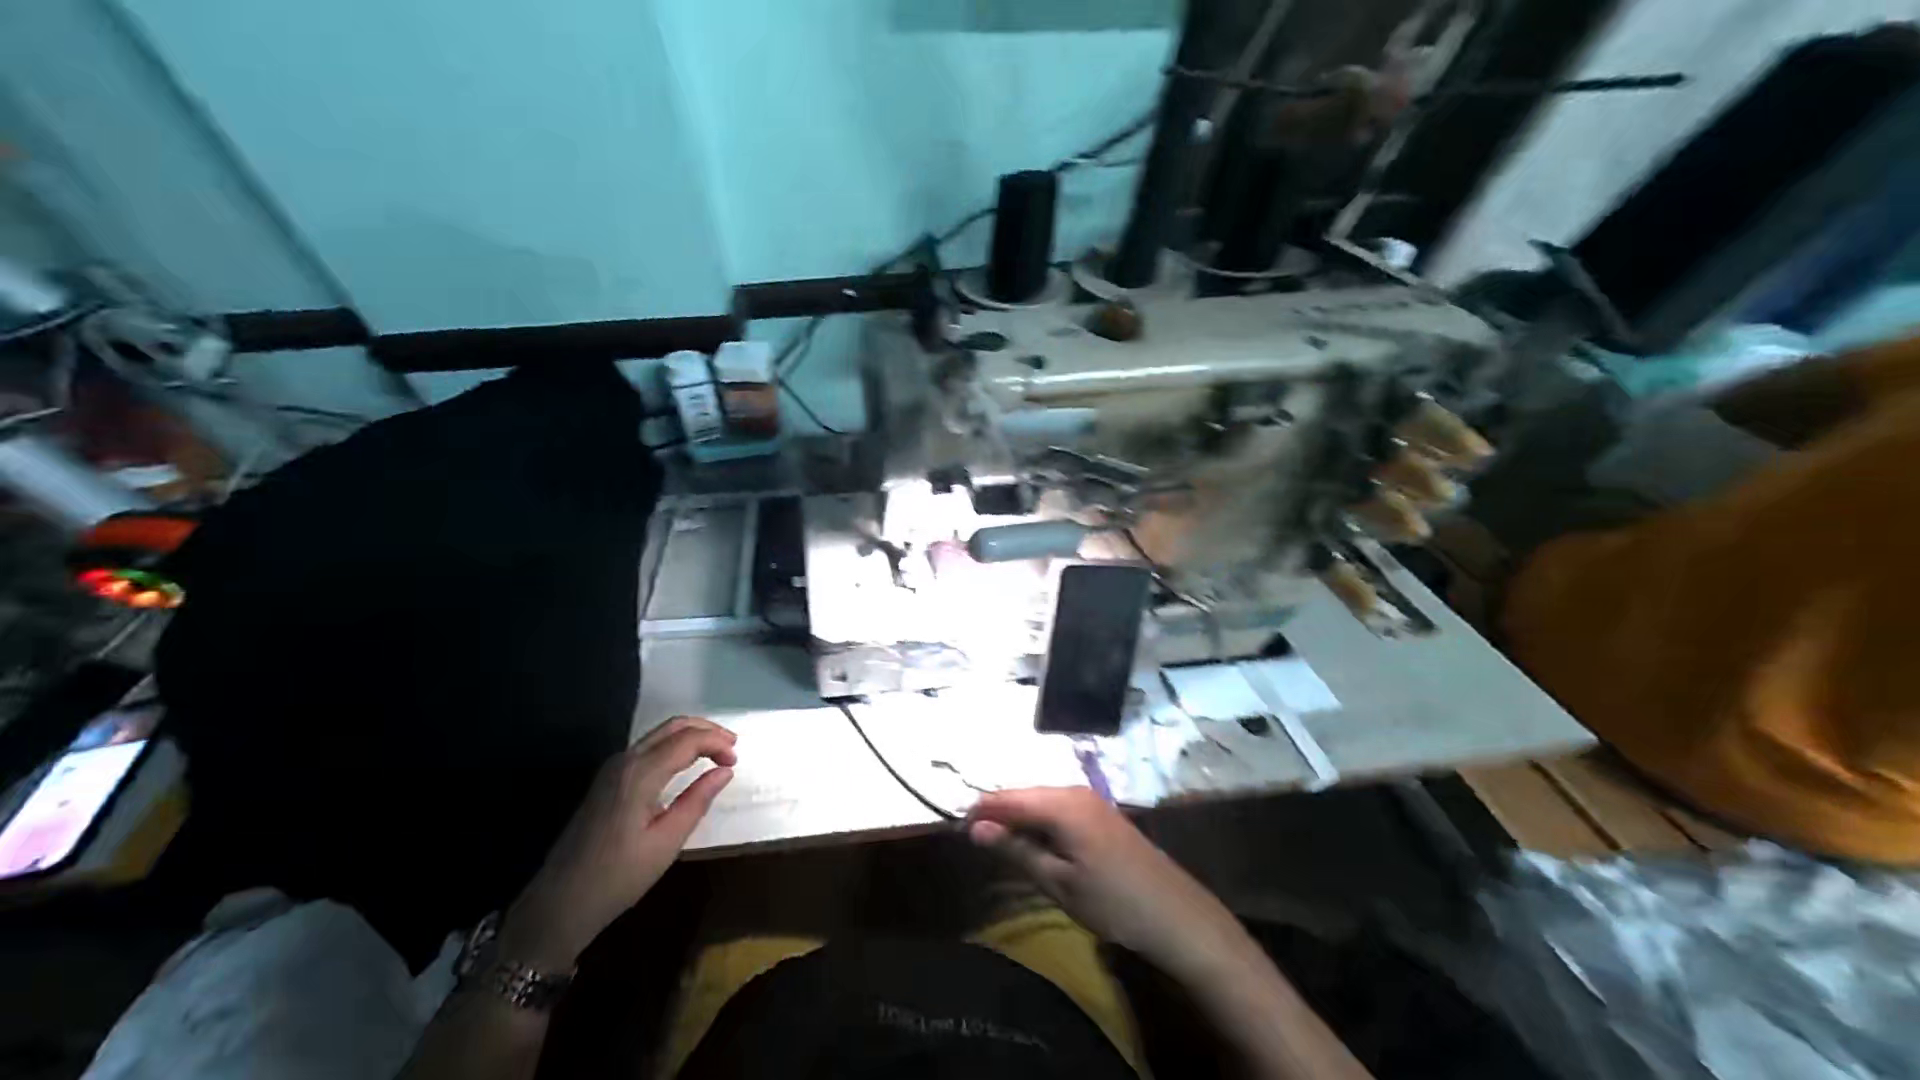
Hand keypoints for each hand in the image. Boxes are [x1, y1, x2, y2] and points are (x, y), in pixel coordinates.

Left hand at [500, 717, 736, 968]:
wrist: (558, 903)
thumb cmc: (618, 877)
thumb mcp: (666, 842)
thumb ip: (698, 800)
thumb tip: (725, 771)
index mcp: (640, 774)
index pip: (687, 740)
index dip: (717, 744)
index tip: (737, 762)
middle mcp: (624, 761)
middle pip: (673, 726)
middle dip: (707, 730)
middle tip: (733, 747)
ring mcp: (612, 769)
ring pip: (659, 734)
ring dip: (691, 736)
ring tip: (717, 753)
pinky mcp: (607, 780)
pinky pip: (648, 747)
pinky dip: (674, 746)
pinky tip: (687, 763)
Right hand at [967, 788, 1247, 978]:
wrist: (1175, 915)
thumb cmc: (1112, 901)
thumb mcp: (1057, 881)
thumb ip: (1015, 849)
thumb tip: (975, 827)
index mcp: (1061, 804)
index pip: (1008, 798)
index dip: (981, 811)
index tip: (958, 829)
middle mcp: (1074, 791)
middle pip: (1024, 794)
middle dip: (998, 812)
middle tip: (974, 838)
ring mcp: (1091, 800)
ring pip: (1041, 800)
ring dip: (1018, 817)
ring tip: (999, 842)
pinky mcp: (1101, 813)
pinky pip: (1059, 807)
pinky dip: (1040, 821)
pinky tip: (1035, 841)